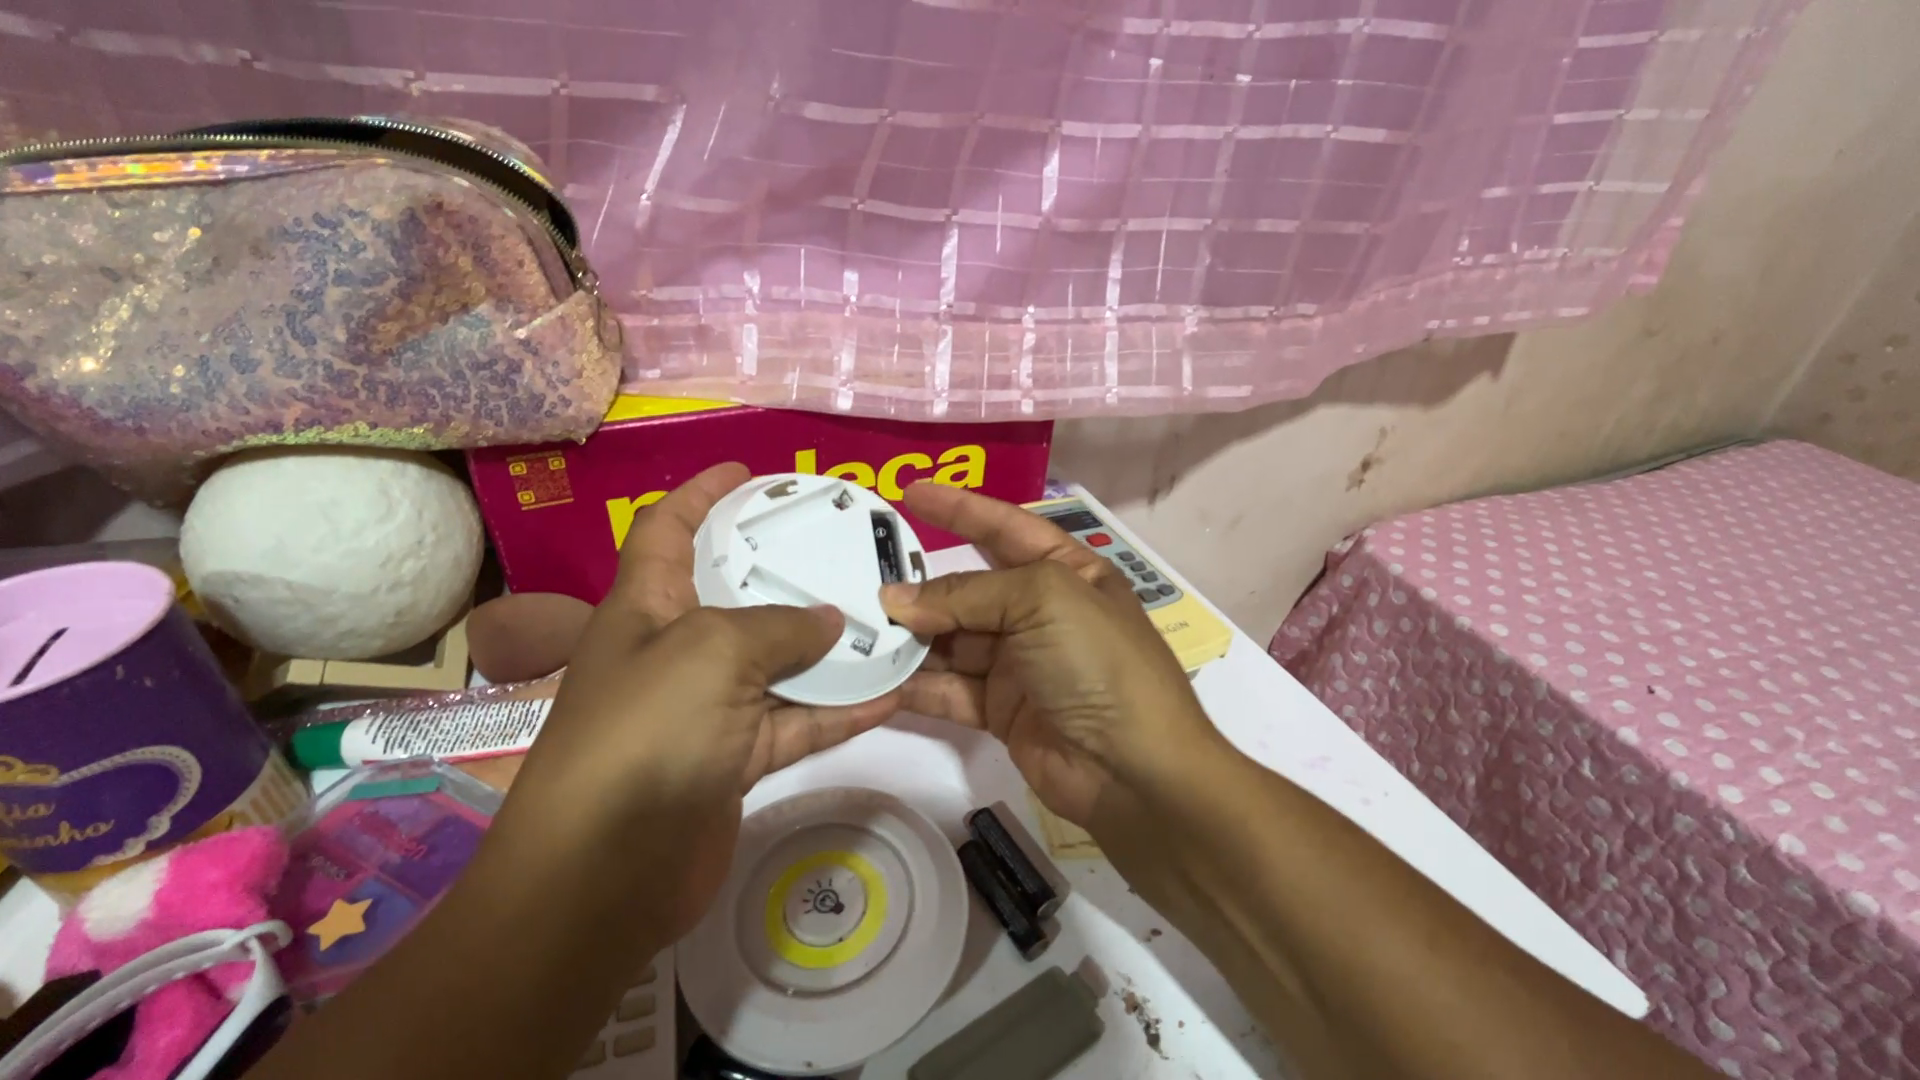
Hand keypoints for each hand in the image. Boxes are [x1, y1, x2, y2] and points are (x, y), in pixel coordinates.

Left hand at [502, 463, 900, 937]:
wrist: (606, 869)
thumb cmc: (646, 730)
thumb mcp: (713, 652)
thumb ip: (779, 628)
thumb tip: (831, 621)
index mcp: (644, 607)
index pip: (666, 530)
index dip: (700, 494)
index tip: (747, 472)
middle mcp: (673, 651)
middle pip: (732, 596)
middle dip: (782, 571)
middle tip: (841, 549)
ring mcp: (705, 710)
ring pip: (775, 664)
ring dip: (828, 649)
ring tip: (886, 621)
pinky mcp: (734, 761)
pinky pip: (794, 722)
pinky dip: (837, 709)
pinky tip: (889, 693)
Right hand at [880, 483, 1225, 827]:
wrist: (1132, 769)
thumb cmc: (1098, 662)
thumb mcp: (1042, 601)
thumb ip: (965, 595)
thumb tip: (896, 600)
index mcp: (1066, 572)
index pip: (1005, 527)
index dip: (959, 508)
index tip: (908, 492)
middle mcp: (1042, 613)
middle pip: (969, 590)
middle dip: (921, 587)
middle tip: (862, 580)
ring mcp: (1021, 664)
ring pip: (952, 642)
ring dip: (910, 639)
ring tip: (859, 630)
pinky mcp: (1001, 710)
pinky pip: (950, 689)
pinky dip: (915, 685)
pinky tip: (874, 679)